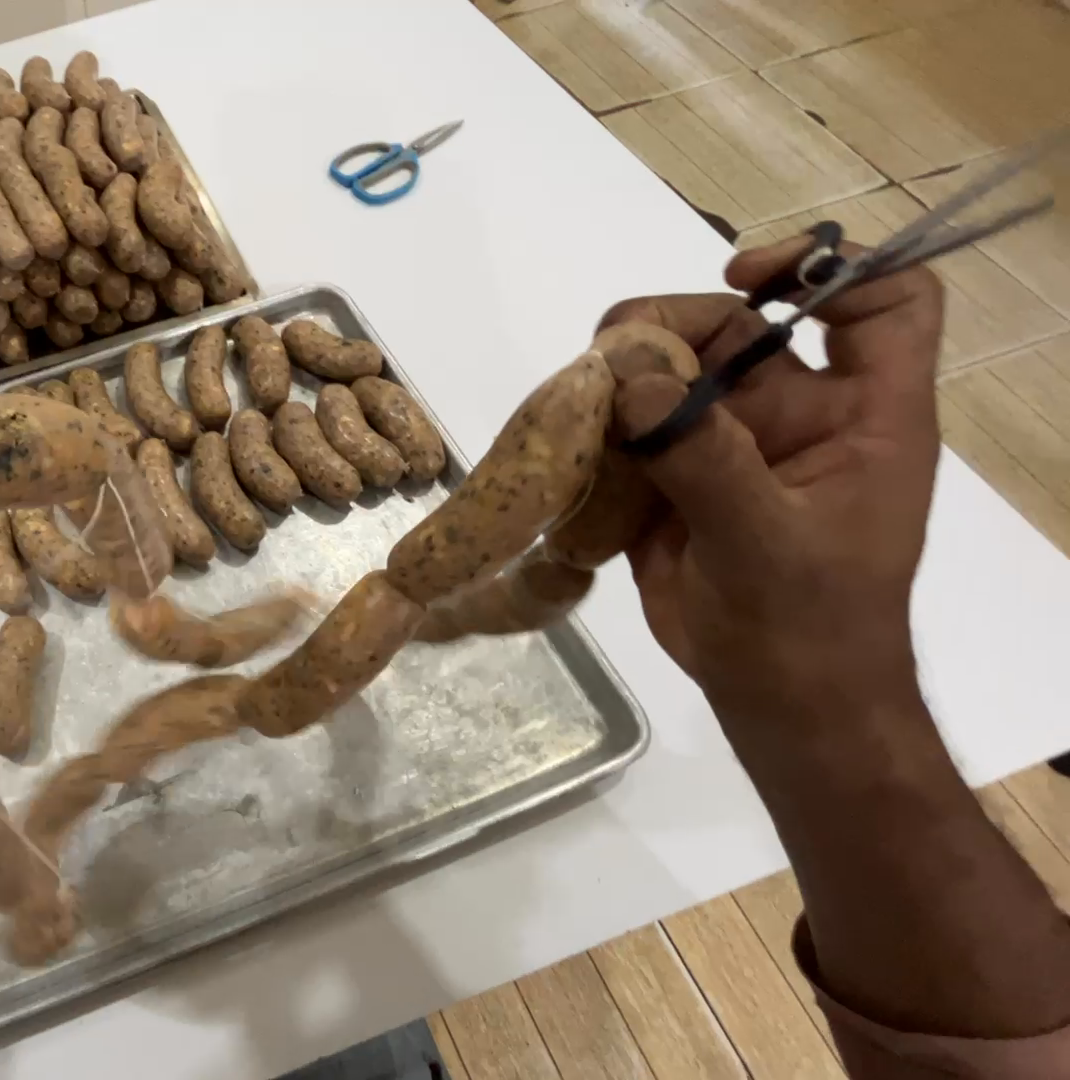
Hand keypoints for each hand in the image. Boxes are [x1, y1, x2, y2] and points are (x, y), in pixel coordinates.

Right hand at [603, 237, 944, 727]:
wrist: (773, 693)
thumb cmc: (805, 623)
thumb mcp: (765, 539)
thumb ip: (705, 457)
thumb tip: (633, 380)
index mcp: (858, 417)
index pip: (881, 304)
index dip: (826, 272)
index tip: (742, 282)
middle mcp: (791, 418)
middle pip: (737, 332)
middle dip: (672, 329)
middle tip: (608, 355)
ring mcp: (724, 450)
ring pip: (669, 379)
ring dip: (620, 381)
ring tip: (574, 402)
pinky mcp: (670, 483)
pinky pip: (629, 434)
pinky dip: (595, 431)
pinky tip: (567, 445)